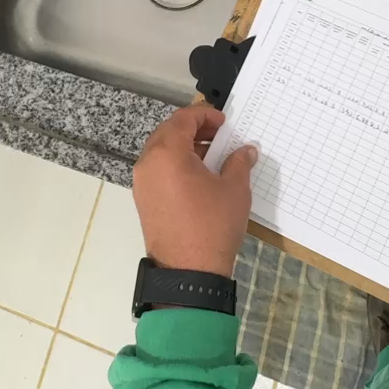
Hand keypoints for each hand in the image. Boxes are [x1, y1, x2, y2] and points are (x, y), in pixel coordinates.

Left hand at [131, 103, 256, 278]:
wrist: (188, 273)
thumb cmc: (212, 225)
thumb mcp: (234, 190)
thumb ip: (239, 162)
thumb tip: (246, 150)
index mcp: (167, 153)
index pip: (183, 119)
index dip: (204, 115)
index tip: (224, 122)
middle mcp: (148, 163)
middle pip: (168, 131)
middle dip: (194, 128)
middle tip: (219, 134)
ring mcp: (142, 182)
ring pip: (161, 150)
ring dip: (184, 146)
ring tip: (212, 155)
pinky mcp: (143, 199)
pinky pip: (158, 169)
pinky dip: (175, 163)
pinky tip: (198, 174)